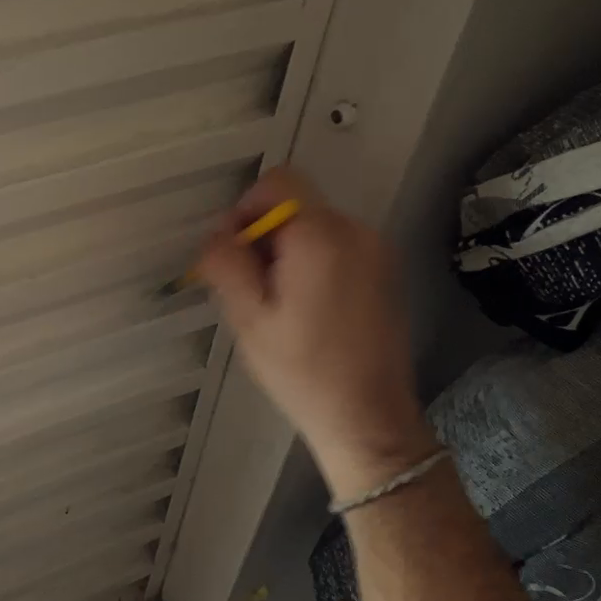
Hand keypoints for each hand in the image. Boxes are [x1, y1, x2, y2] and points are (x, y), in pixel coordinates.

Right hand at [195, 167, 433, 498]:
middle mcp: (356, 232)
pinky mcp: (384, 271)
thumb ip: (225, 262)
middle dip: (263, 237)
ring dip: (285, 253)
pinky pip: (335, 247)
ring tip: (278, 306)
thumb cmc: (301, 369)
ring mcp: (376, 251)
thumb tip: (216, 233)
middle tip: (252, 290)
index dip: (245, 210)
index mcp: (321, 238)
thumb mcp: (247, 316)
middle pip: (294, 205)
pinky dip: (311, 264)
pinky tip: (305, 310)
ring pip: (313, 227)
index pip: (277, 183)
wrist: (367, 417)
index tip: (235, 255)